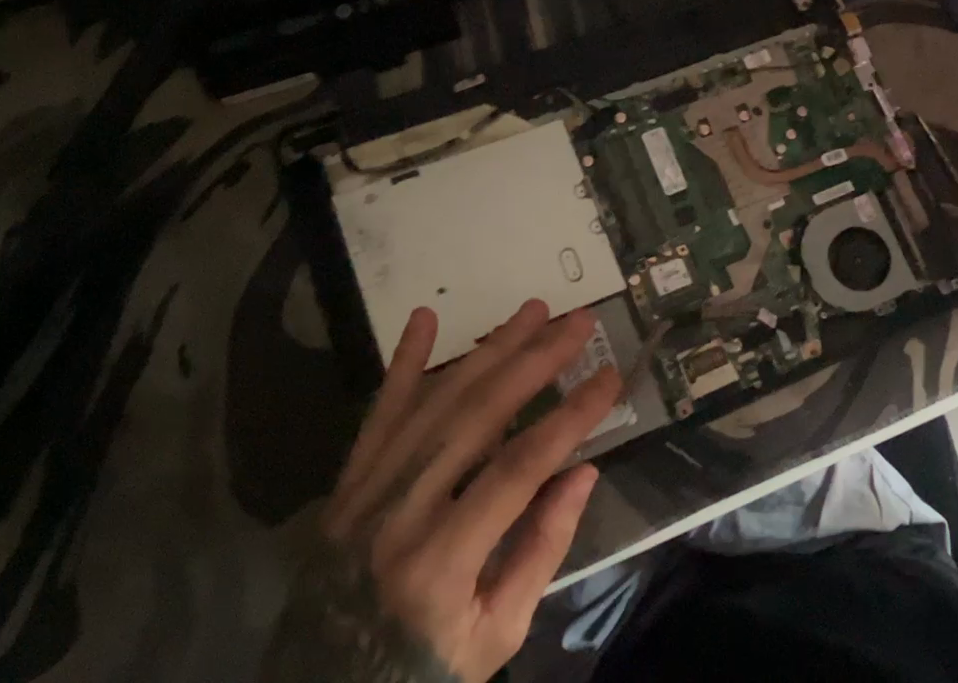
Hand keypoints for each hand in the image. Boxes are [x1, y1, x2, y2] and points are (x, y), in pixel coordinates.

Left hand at [260, 300, 622, 682]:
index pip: (518, 469)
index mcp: (442, 560)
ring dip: (488, 351)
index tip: (611, 378)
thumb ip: (541, 550)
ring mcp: (364, 493)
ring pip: (434, 403)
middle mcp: (398, 513)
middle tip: (577, 322)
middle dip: (534, 362)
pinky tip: (424, 319)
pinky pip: (378, 414)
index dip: (569, 419)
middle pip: (476, 418)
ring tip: (531, 311)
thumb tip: (582, 472)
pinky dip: (403, 364)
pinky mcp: (346, 485)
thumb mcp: (498, 632)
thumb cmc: (426, 666)